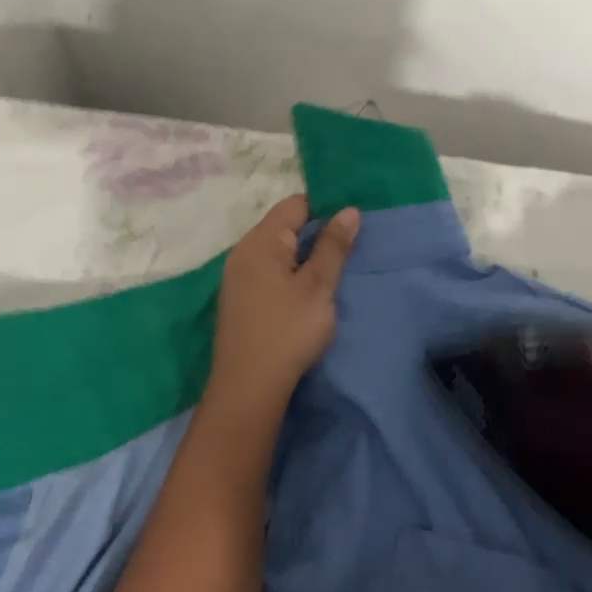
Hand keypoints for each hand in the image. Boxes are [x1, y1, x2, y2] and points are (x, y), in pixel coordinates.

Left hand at [209, 195, 359, 404]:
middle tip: (351, 245)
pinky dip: (291, 274)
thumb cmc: (288, 330)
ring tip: (335, 269)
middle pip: (283, 227)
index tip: (354, 220)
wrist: (249, 386)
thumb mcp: (318, 286)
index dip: (325, 206)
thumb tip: (348, 210)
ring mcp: (238, 278)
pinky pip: (269, 273)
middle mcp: (243, 252)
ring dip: (304, 256)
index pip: (294, 205)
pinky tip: (308, 292)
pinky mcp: (240, 301)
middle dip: (316, 232)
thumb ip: (333, 246)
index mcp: (260, 242)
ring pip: (277, 252)